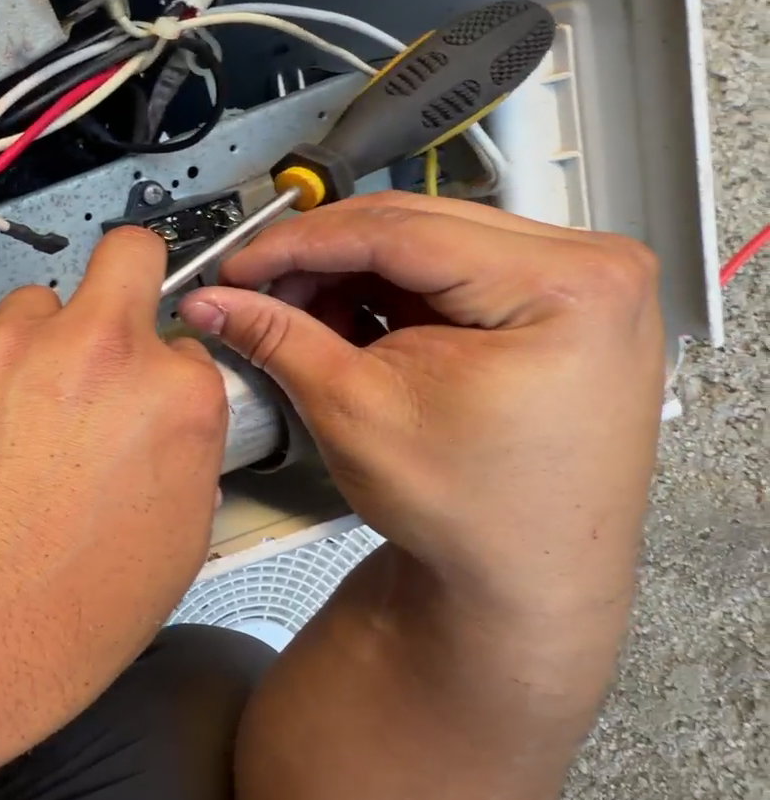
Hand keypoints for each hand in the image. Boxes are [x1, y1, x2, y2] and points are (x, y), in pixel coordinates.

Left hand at [0, 227, 229, 780]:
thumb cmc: (73, 598)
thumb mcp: (177, 528)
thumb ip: (177, 440)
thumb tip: (160, 410)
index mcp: (175, 394)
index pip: (178, 341)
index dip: (154, 367)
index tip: (133, 386)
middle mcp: (100, 351)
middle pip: (125, 254)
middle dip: (120, 278)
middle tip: (95, 327)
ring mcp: (18, 346)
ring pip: (33, 306)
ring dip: (33, 343)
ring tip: (12, 408)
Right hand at [178, 193, 663, 646]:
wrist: (518, 574)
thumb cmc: (470, 509)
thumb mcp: (350, 407)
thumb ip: (273, 337)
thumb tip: (209, 300)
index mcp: (565, 286)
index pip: (396, 229)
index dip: (296, 244)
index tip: (235, 265)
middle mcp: (589, 269)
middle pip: (410, 226)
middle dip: (316, 259)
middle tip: (252, 290)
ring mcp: (573, 287)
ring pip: (419, 243)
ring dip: (343, 275)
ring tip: (299, 322)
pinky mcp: (548, 308)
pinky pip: (441, 271)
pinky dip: (377, 293)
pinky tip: (342, 329)